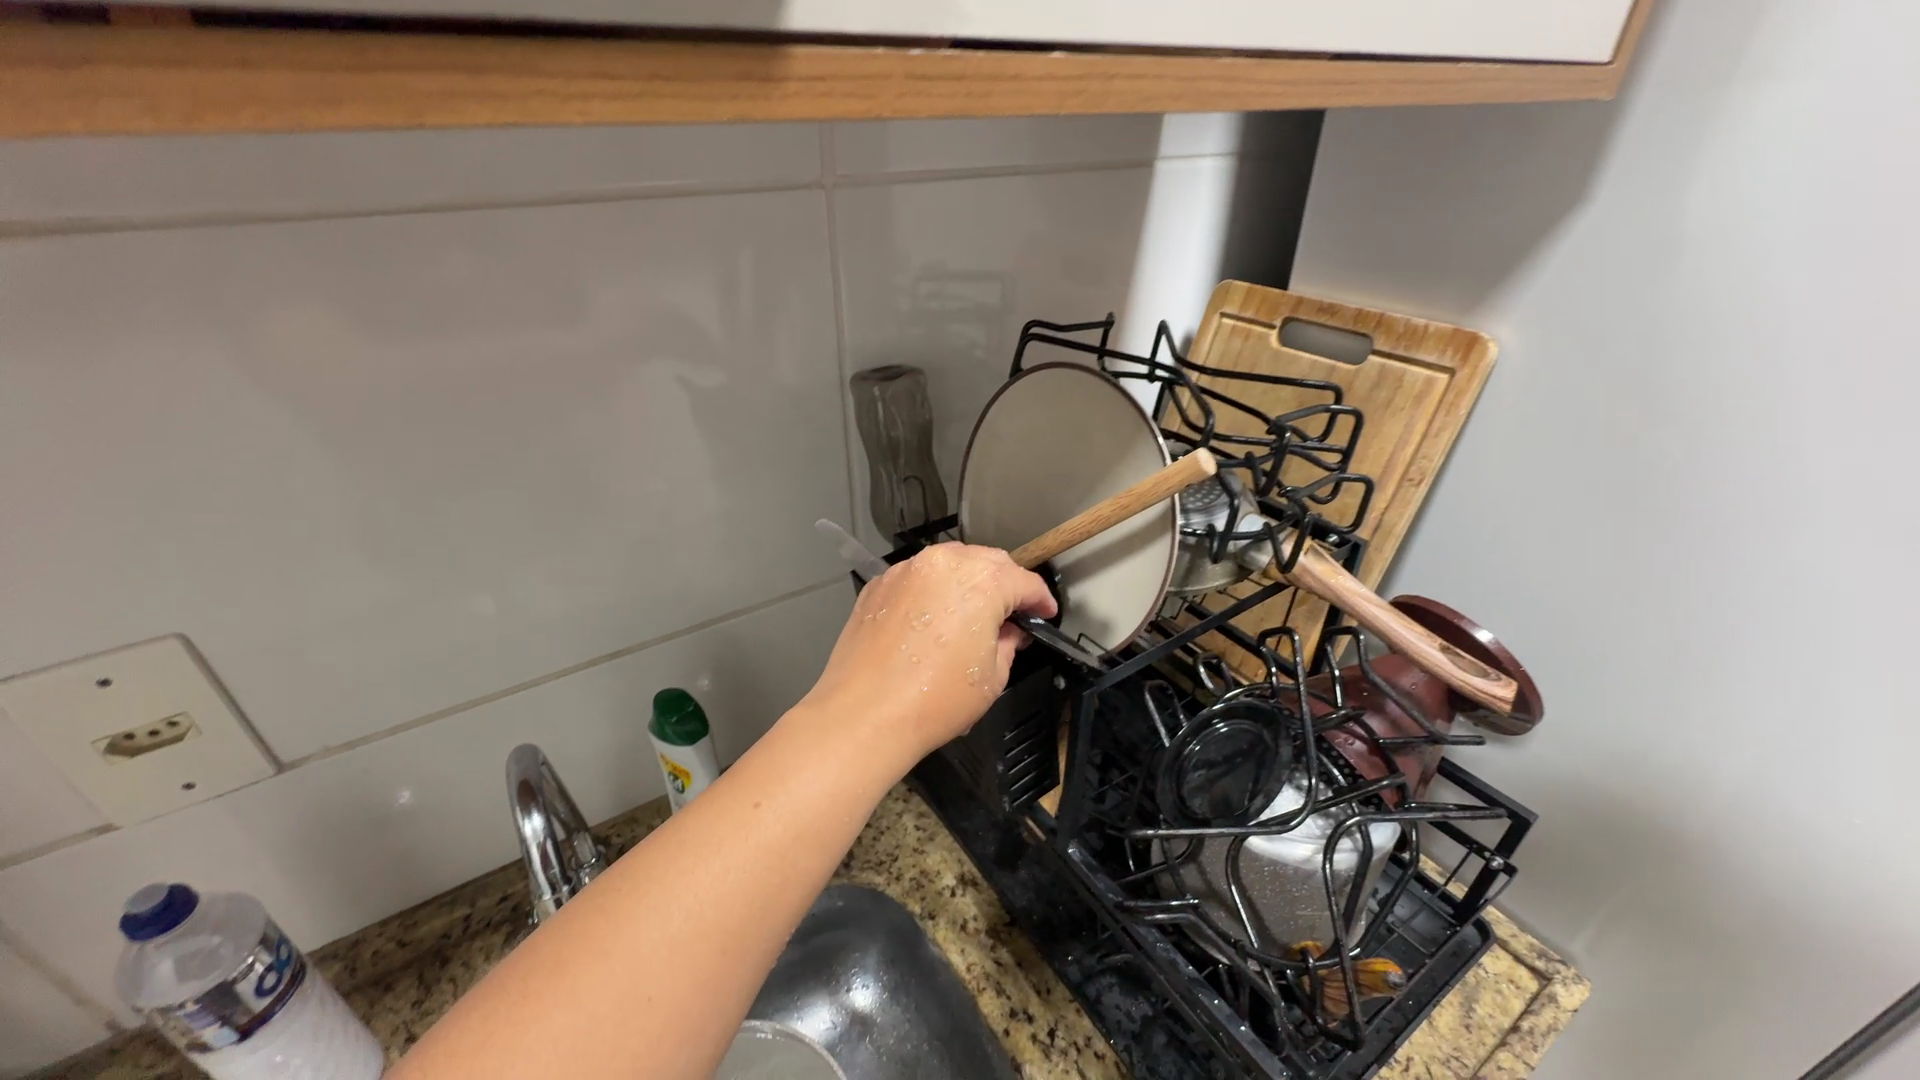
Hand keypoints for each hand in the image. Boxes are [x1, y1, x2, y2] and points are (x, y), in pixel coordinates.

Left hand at [798, 543, 1057, 762]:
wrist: (865, 714)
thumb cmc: (930, 700)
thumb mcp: (992, 677)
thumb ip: (1009, 644)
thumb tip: (1010, 634)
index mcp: (982, 581)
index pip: (1024, 581)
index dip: (1040, 599)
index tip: (1044, 612)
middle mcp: (944, 564)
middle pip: (988, 562)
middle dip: (1004, 585)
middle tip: (1012, 615)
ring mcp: (907, 571)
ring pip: (950, 565)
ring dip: (967, 584)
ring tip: (972, 618)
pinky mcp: (880, 585)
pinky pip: (918, 579)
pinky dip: (932, 592)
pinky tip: (934, 622)